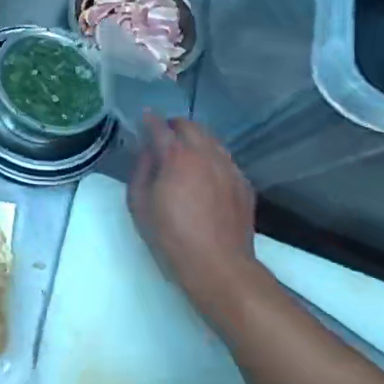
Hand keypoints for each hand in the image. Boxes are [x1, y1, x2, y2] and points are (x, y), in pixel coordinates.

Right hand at [128, 116, 263, 311]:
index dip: (149, 120)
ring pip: (212, 141)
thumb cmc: (170, 236)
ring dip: (196, 140)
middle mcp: (206, 154)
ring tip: (185, 152)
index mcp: (177, 157)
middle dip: (175, 125)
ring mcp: (230, 168)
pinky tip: (206, 175)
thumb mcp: (139, 205)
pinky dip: (212, 159)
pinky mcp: (244, 184)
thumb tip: (148, 153)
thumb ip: (141, 171)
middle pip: (191, 126)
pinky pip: (226, 161)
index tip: (143, 119)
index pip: (161, 127)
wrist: (218, 265)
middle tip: (163, 134)